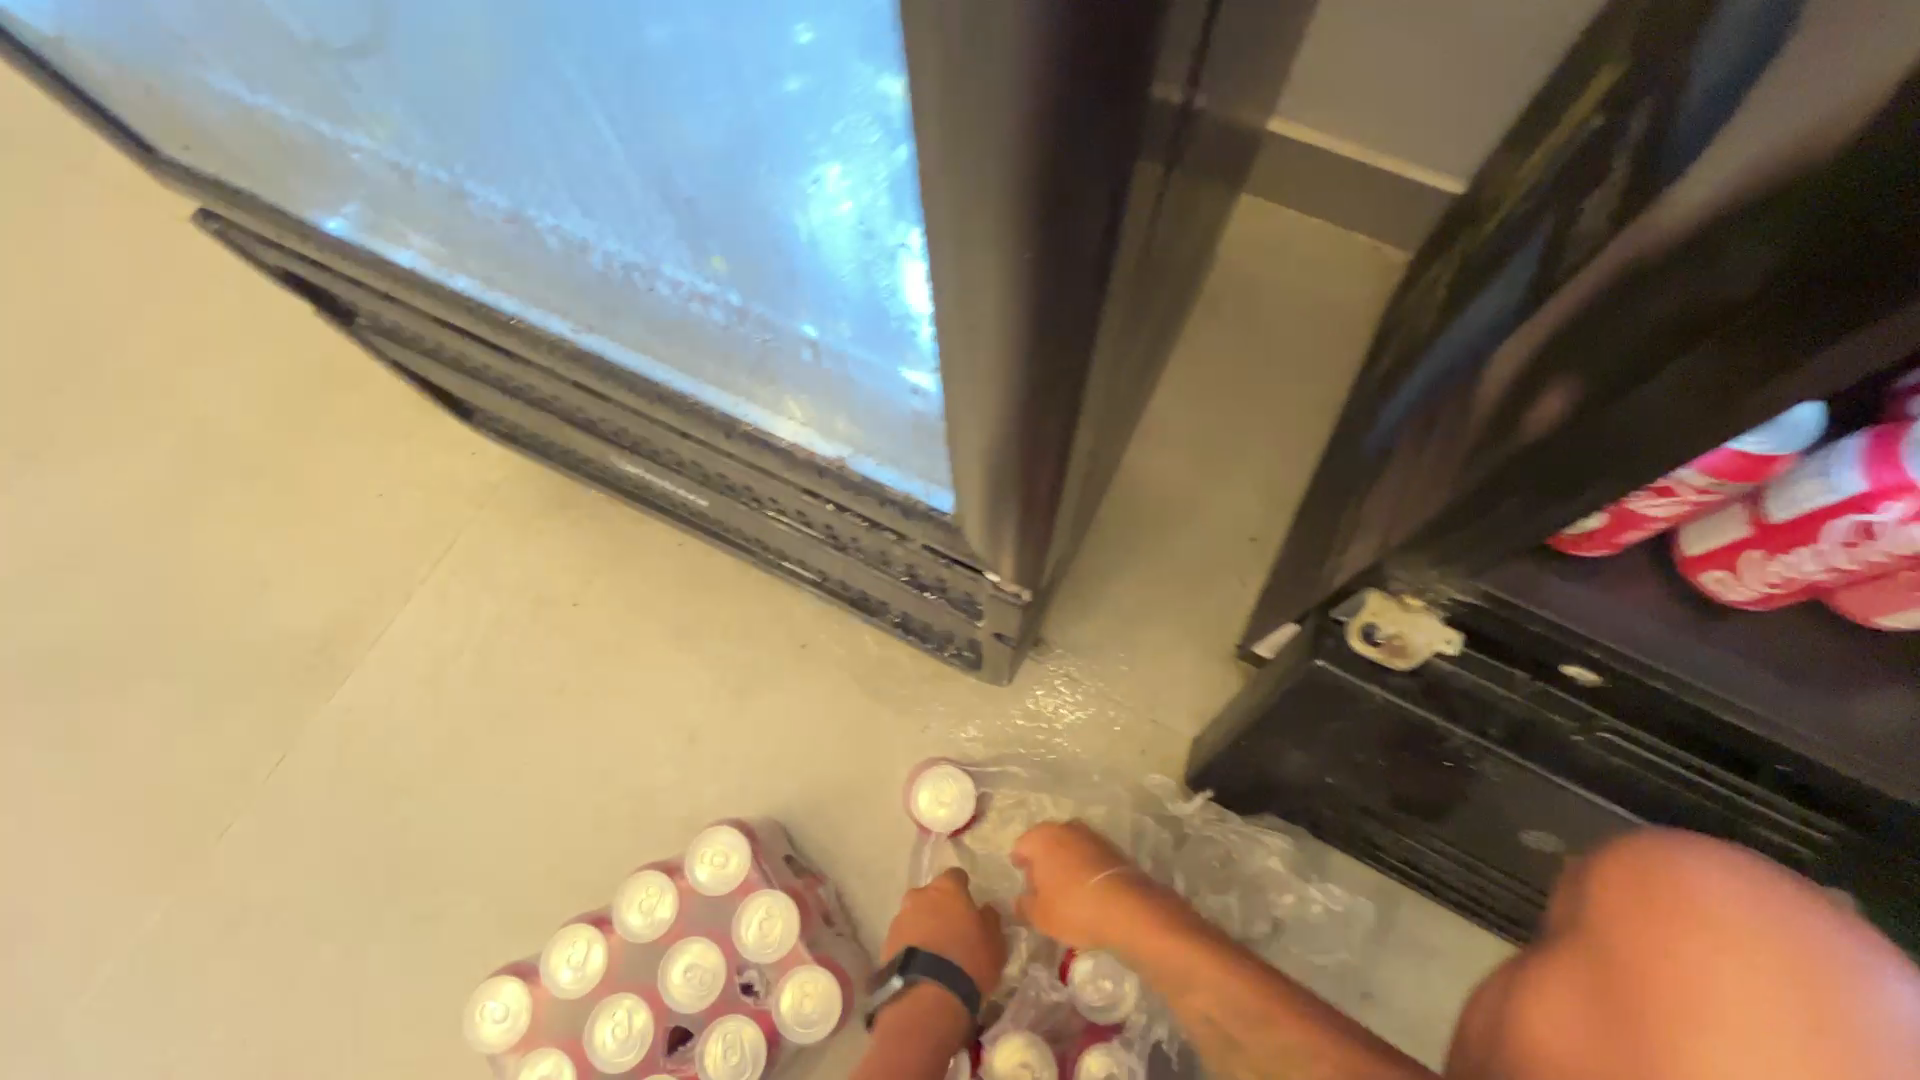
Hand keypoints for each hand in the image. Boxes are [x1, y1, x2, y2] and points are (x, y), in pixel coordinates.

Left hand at [882, 868, 1006, 1000]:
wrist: (927, 998)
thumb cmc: (968, 961)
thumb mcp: (995, 942)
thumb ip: (990, 919)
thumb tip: (985, 910)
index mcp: (946, 889)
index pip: (955, 876)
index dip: (963, 888)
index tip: (969, 903)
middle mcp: (918, 897)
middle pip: (930, 896)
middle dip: (939, 908)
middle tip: (952, 930)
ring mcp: (899, 920)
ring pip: (914, 917)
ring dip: (924, 928)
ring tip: (935, 953)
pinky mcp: (886, 945)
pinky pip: (903, 939)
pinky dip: (912, 947)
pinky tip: (922, 965)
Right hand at [1012, 820, 1159, 950]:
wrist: (1127, 908)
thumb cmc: (1072, 908)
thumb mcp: (1039, 916)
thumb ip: (1024, 905)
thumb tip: (1020, 900)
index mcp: (1041, 838)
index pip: (1022, 846)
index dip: (1020, 863)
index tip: (1022, 878)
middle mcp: (1066, 828)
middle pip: (1047, 842)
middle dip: (1043, 860)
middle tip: (1042, 884)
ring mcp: (1092, 835)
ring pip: (1070, 846)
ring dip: (1066, 862)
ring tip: (1066, 888)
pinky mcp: (1114, 848)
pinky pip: (1090, 855)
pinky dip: (1085, 867)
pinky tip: (1087, 888)